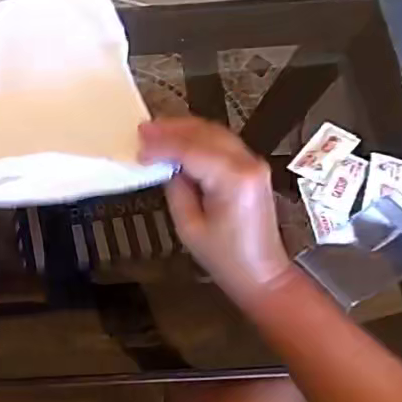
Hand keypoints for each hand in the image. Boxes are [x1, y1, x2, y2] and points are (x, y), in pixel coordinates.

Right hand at [139, 118, 294, 305]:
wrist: (261, 272)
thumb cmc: (227, 258)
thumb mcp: (189, 227)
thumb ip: (176, 189)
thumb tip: (167, 166)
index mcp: (233, 180)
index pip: (190, 149)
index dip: (162, 145)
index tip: (140, 147)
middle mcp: (248, 164)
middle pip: (205, 132)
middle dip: (172, 129)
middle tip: (144, 131)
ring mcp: (254, 164)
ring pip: (215, 132)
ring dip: (184, 130)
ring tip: (157, 133)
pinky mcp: (252, 168)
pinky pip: (222, 143)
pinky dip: (198, 139)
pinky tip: (180, 143)